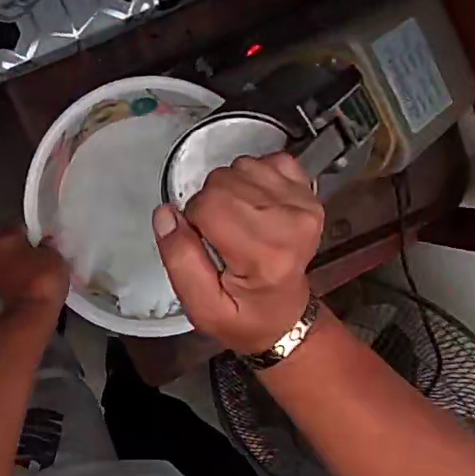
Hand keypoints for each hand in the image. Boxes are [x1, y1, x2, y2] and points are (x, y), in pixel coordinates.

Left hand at [0, 229, 68, 313]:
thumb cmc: (42, 277)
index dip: (36, 227)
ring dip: (36, 264)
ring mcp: (3, 276)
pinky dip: (36, 278)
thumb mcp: (54, 255)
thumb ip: (50, 245)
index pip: (21, 225)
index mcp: (6, 240)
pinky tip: (51, 280)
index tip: (50, 230)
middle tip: (55, 247)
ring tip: (57, 265)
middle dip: (35, 247)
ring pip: (23, 263)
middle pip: (19, 246)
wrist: (32, 315)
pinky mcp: (11, 293)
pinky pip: (26, 279)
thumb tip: (47, 240)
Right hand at [153, 152, 322, 353]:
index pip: (208, 205)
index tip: (206, 243)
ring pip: (242, 167)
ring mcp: (303, 205)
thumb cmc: (245, 314)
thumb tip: (166, 214)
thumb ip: (179, 260)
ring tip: (240, 223)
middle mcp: (291, 223)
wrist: (285, 314)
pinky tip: (257, 206)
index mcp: (265, 255)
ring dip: (232, 190)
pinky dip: (256, 178)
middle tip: (222, 237)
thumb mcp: (203, 307)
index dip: (194, 221)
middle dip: (211, 205)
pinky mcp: (309, 194)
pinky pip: (270, 161)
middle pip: (224, 181)